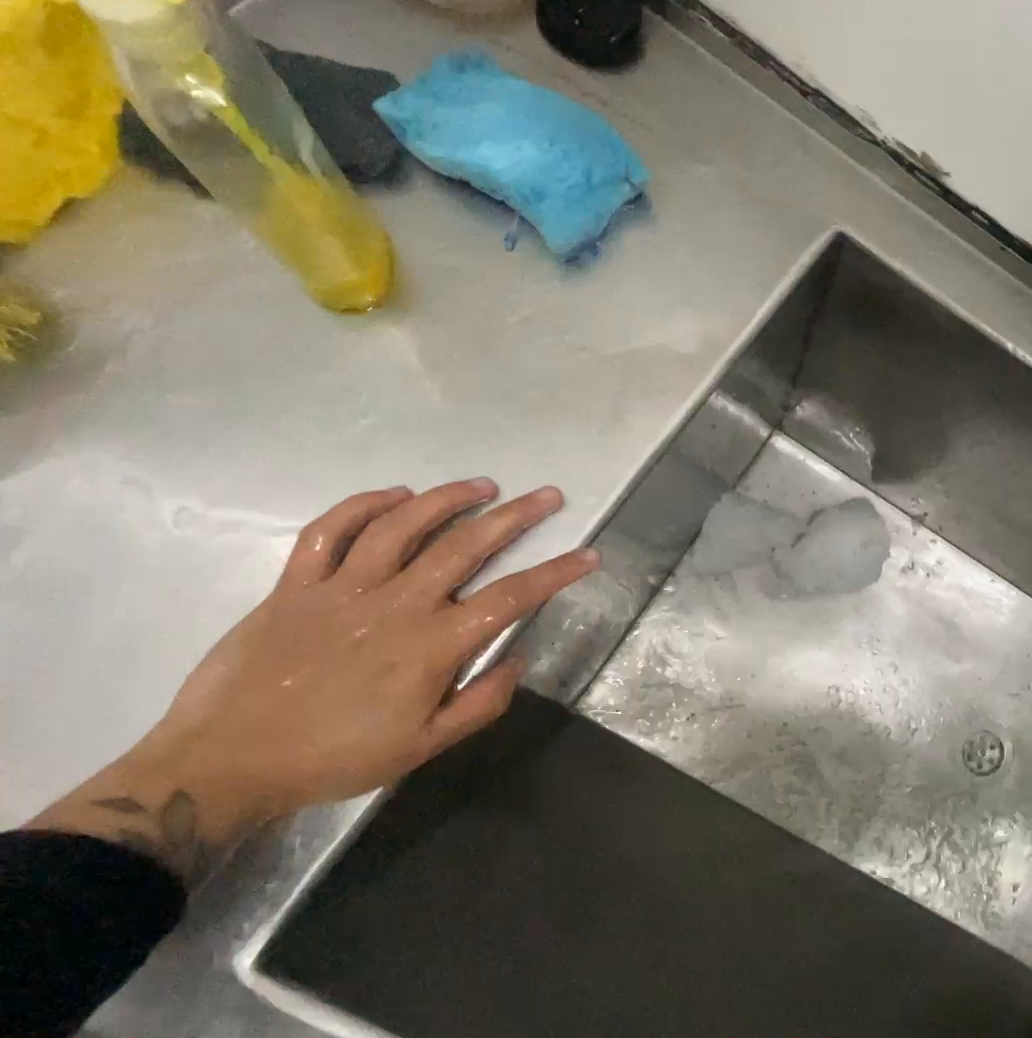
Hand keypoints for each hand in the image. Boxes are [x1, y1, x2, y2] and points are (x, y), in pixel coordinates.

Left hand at [28, 480, 597, 880]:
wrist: (224, 765)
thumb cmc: (333, 759)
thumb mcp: (422, 747)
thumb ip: (480, 703)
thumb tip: (516, 658)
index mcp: (431, 646)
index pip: (511, 598)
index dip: (556, 572)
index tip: (589, 555)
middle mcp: (394, 605)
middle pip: (465, 546)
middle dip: (516, 516)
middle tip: (548, 495)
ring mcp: (341, 590)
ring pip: (402, 525)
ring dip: (448, 499)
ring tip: (482, 485)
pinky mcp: (294, 586)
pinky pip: (329, 532)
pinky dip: (364, 505)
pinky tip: (396, 495)